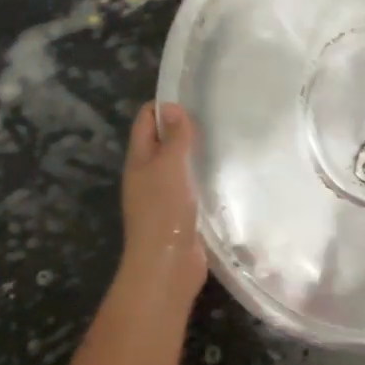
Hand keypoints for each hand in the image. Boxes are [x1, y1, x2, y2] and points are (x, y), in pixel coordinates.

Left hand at [119, 101, 207, 305]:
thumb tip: (171, 106)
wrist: (167, 265)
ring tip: (225, 141)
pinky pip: (191, 187)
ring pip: (178, 165)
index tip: (194, 99)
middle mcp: (147, 175)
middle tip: (216, 117)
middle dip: (184, 129)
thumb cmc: (164, 210)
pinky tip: (225, 174)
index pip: (146, 121)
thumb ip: (174, 137)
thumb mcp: (170, 166)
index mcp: (139, 160)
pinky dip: (204, 177)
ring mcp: (163, 196)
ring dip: (196, 154)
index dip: (165, 107)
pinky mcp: (181, 214)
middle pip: (162, 142)